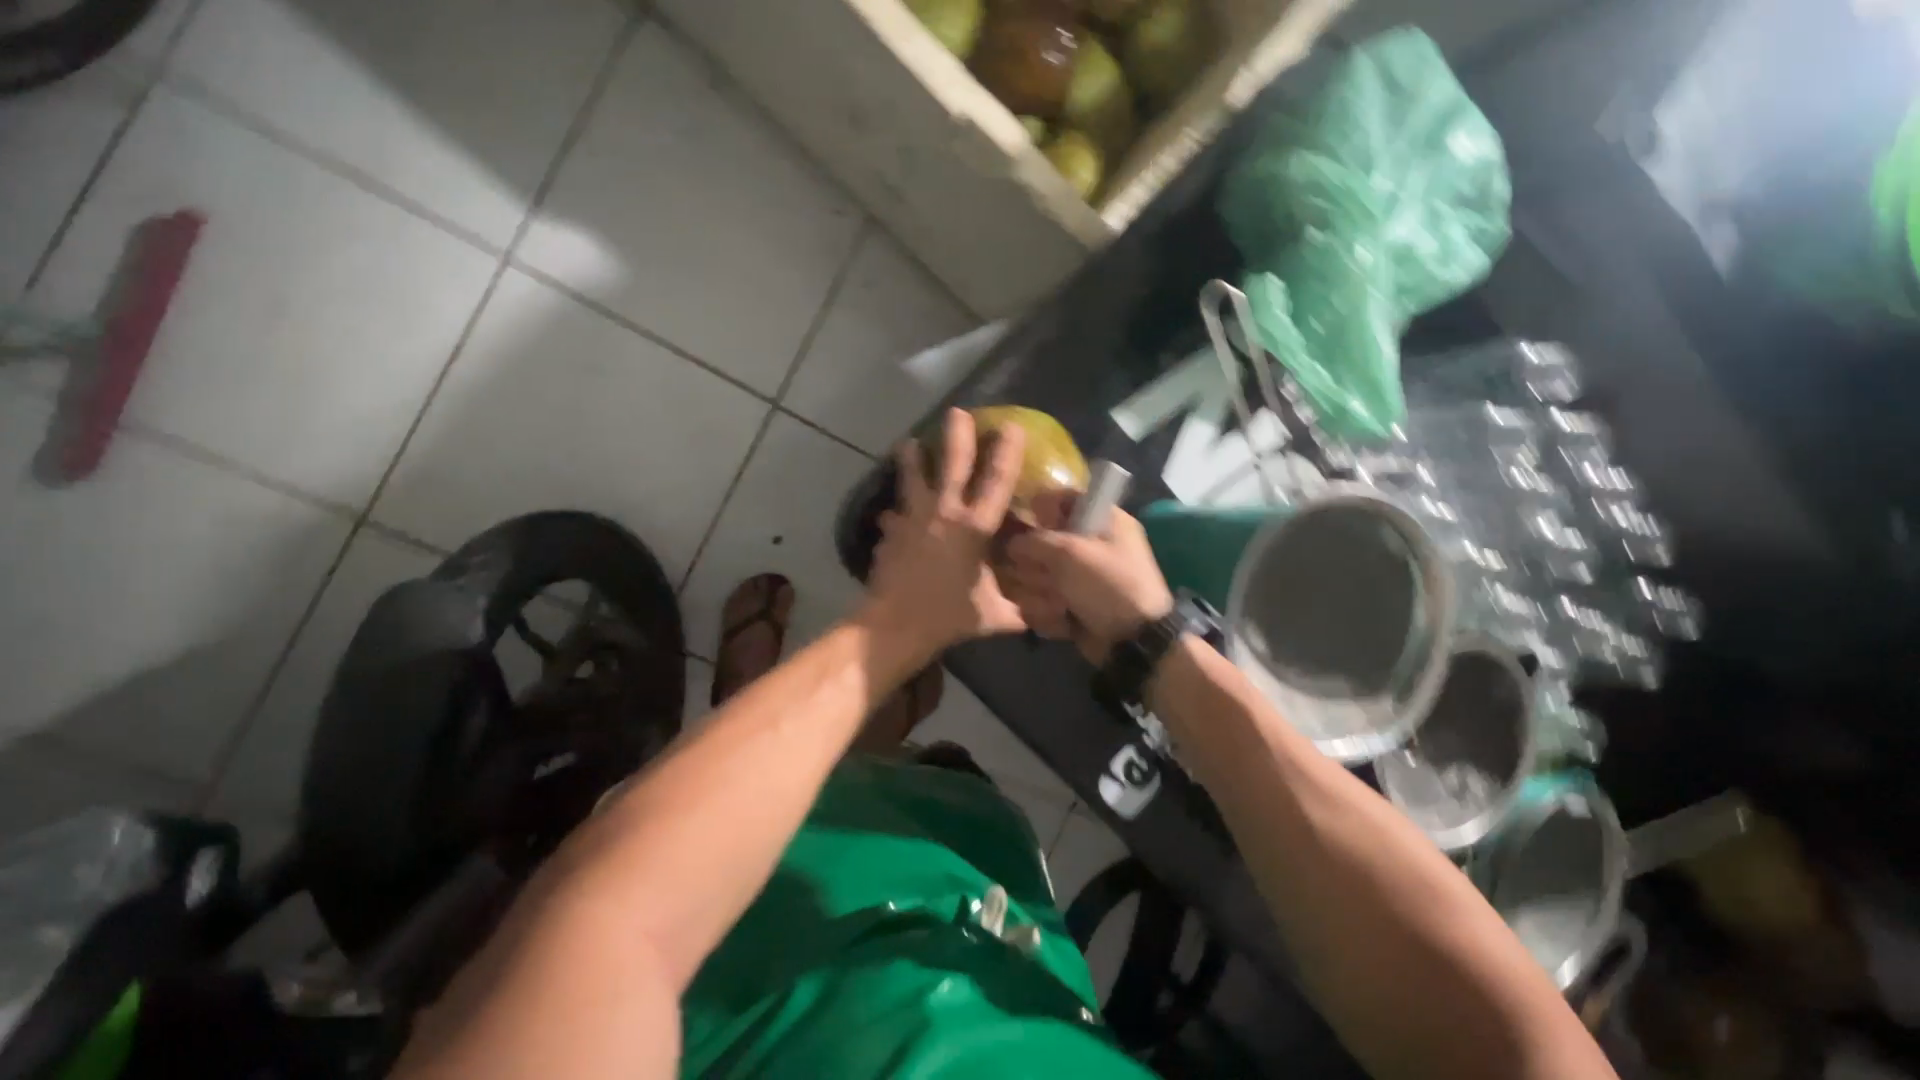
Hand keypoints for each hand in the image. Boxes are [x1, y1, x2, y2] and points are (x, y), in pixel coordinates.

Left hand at [859, 409, 1028, 662]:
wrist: (895, 625)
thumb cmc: (948, 617)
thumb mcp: (993, 616)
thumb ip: (1020, 610)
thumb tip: (1043, 613)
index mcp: (975, 528)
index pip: (996, 482)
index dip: (1007, 452)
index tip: (1011, 426)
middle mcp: (944, 514)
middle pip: (951, 463)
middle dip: (957, 435)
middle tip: (957, 412)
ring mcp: (913, 520)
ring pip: (912, 478)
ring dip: (912, 459)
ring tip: (909, 443)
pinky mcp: (890, 533)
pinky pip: (894, 517)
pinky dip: (895, 514)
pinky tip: (892, 516)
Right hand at [1004, 497, 1173, 664]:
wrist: (1134, 641)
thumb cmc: (1108, 585)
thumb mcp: (1071, 554)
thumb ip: (1034, 541)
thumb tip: (1012, 543)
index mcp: (1104, 521)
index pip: (1065, 498)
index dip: (1043, 509)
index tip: (1029, 524)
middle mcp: (1092, 545)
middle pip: (1043, 542)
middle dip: (1038, 565)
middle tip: (1047, 577)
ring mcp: (1081, 578)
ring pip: (1039, 576)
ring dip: (1043, 592)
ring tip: (1058, 604)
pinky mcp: (1073, 604)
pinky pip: (1044, 601)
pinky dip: (1049, 613)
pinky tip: (1062, 621)